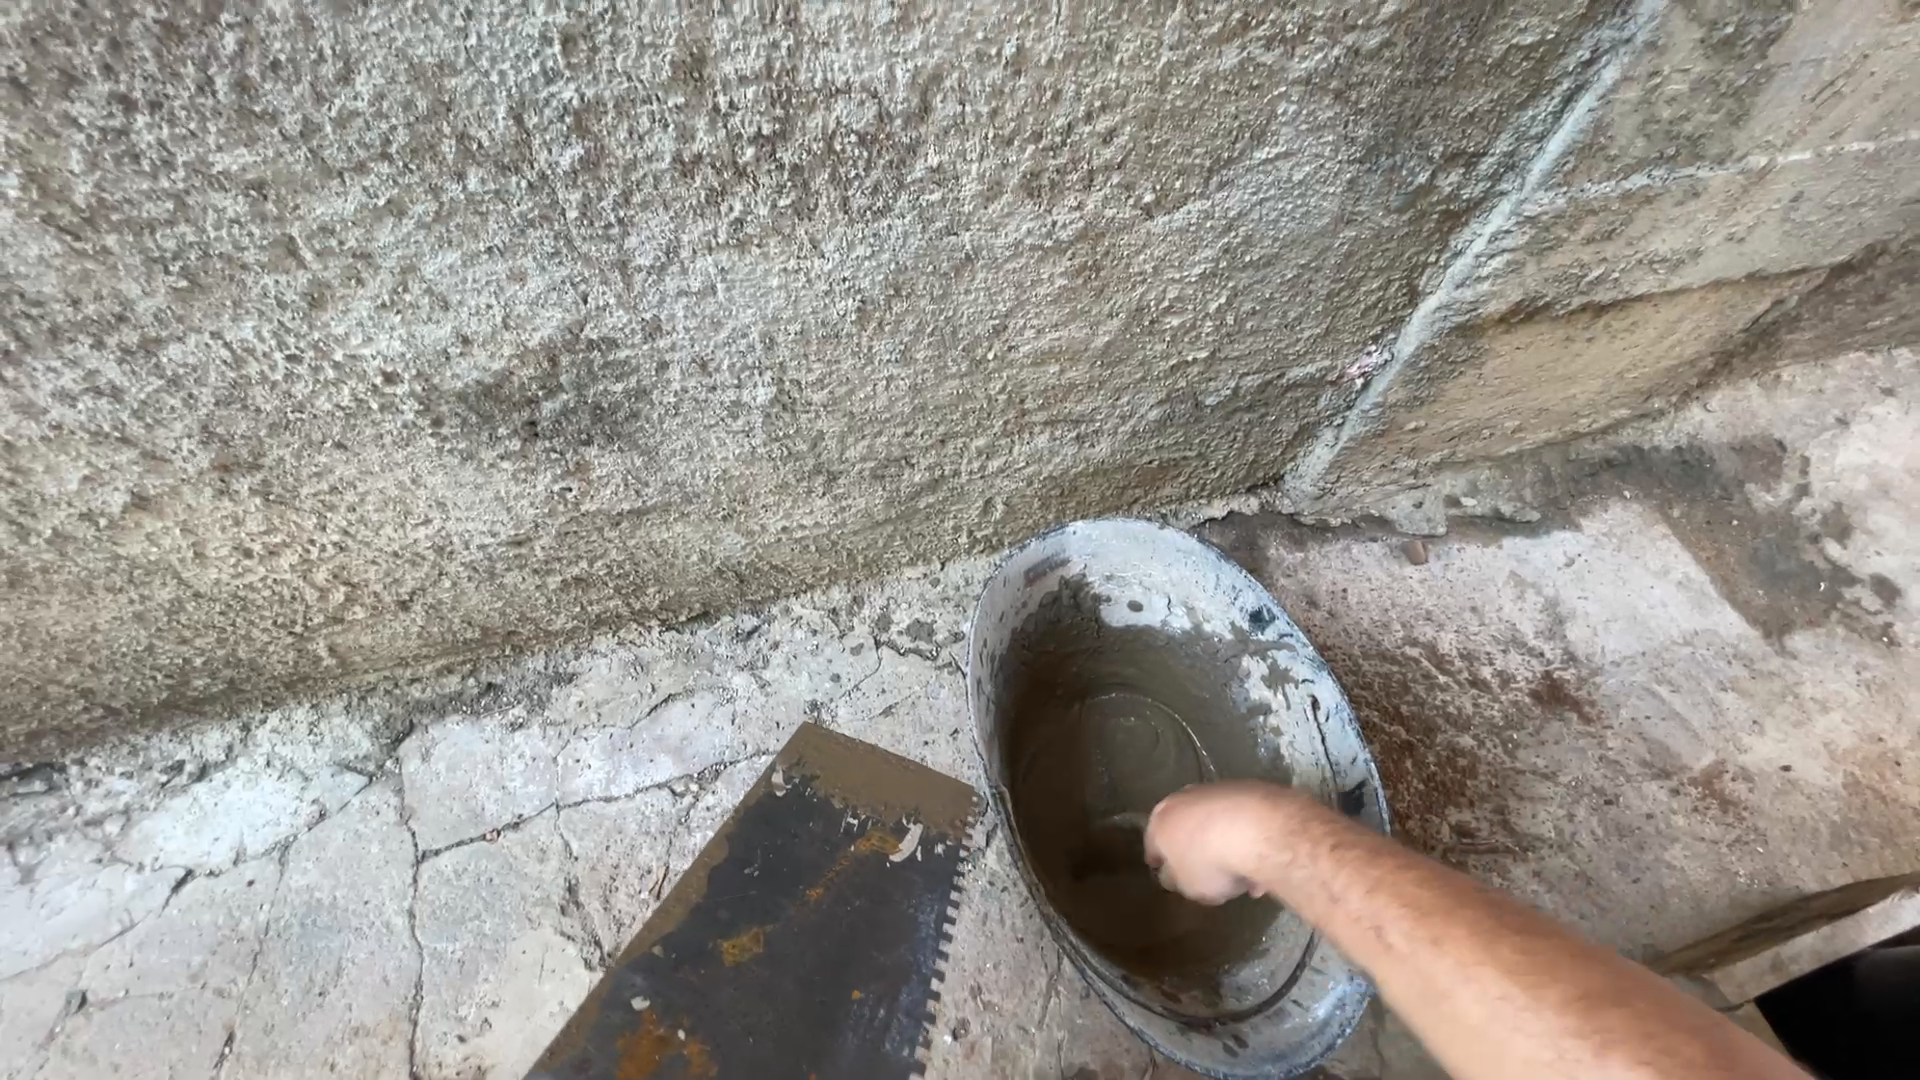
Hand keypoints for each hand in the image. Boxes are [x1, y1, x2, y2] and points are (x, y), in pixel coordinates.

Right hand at [1144, 781, 1298, 904]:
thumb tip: (1172, 875)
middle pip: (1183, 829)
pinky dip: (1245, 838)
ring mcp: (1212, 791)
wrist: (1254, 828)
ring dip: (1223, 844)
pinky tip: (1259, 858)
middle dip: (1192, 848)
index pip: (1152, 845)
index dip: (1159, 861)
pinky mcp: (1242, 788)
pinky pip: (1239, 820)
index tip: (1167, 874)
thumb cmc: (1209, 861)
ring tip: (1243, 874)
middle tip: (1206, 872)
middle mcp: (1180, 801)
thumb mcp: (1187, 885)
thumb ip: (1176, 879)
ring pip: (1213, 823)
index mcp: (1159, 822)